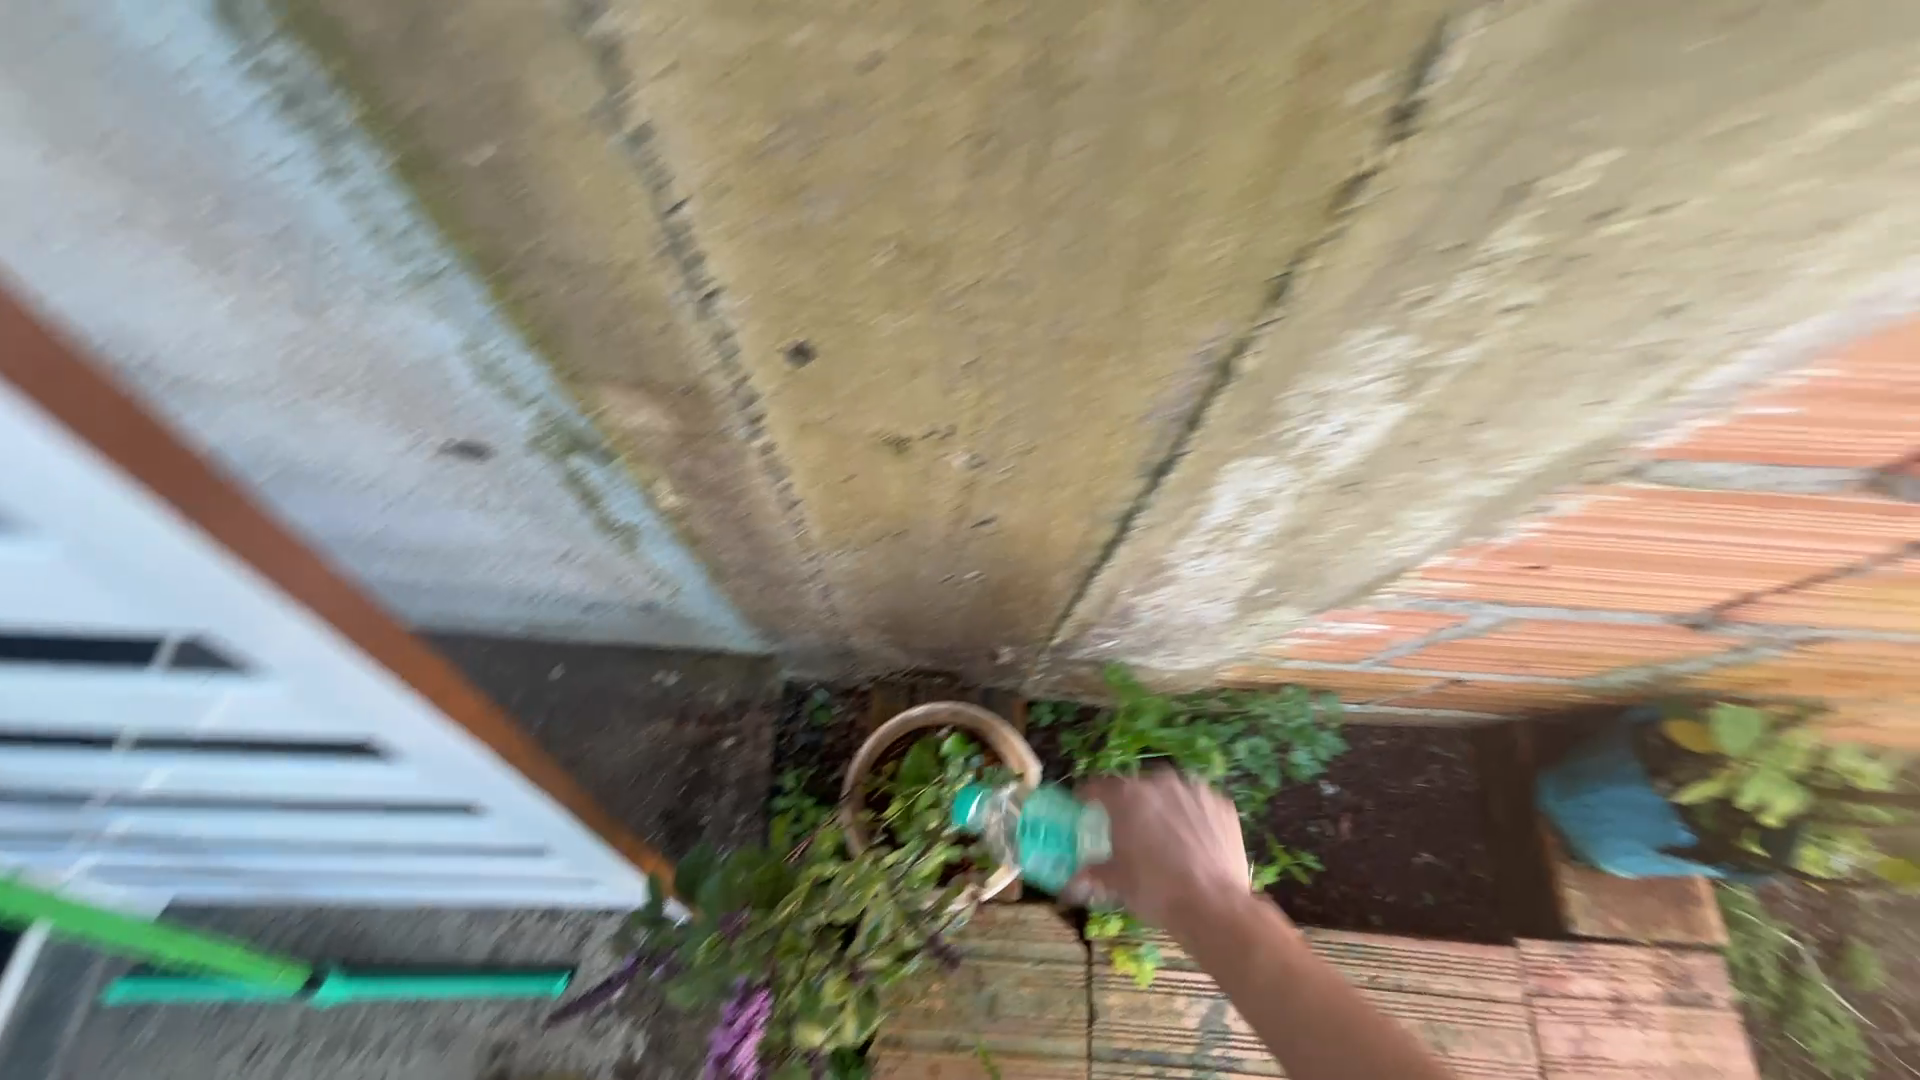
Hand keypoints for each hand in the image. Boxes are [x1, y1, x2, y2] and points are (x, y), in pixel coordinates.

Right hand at [1072, 769, 1251, 929]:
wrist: (1214, 906)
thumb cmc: (1155, 890)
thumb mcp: (1117, 883)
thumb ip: (1094, 872)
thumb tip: (1075, 880)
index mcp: (1126, 796)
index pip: (1099, 786)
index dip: (1090, 795)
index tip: (1086, 804)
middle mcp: (1159, 783)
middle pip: (1138, 787)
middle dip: (1132, 804)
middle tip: (1131, 829)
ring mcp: (1195, 790)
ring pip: (1172, 793)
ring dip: (1165, 807)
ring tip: (1167, 837)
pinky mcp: (1223, 805)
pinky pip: (1200, 806)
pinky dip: (1194, 817)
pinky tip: (1195, 843)